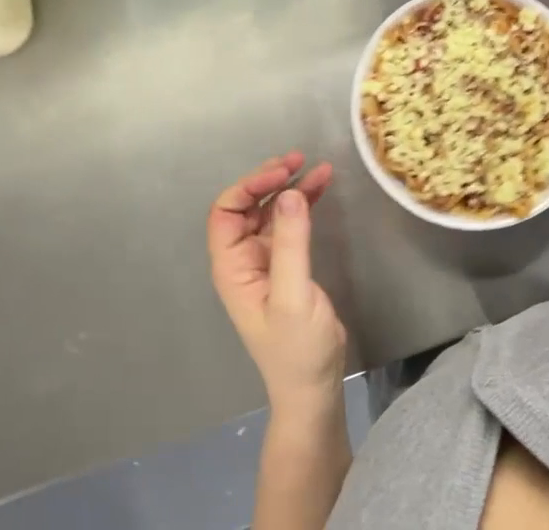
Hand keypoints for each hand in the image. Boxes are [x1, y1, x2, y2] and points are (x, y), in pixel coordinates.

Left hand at [207, 153, 344, 408]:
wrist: (314, 388)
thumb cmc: (297, 349)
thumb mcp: (293, 296)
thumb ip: (290, 243)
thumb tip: (288, 193)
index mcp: (232, 268)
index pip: (226, 212)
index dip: (249, 186)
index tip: (283, 173)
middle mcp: (243, 260)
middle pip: (247, 207)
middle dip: (269, 180)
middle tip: (299, 160)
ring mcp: (265, 263)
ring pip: (271, 212)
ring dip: (291, 189)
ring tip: (318, 168)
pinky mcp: (288, 267)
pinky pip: (290, 226)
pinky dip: (304, 205)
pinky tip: (322, 188)